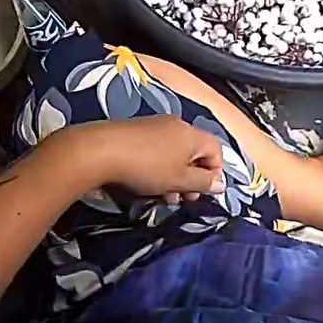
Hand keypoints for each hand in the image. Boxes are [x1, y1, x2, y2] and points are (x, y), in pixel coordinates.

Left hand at [48, 116, 224, 198]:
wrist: (101, 150)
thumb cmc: (146, 167)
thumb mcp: (179, 181)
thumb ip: (203, 183)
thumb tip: (220, 183)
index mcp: (192, 134)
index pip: (216, 151)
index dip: (213, 174)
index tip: (201, 192)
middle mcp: (177, 125)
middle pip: (194, 152)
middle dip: (190, 178)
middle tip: (180, 198)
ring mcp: (155, 124)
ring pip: (174, 153)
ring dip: (173, 175)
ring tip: (160, 194)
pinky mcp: (137, 129)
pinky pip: (157, 148)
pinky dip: (157, 165)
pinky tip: (144, 180)